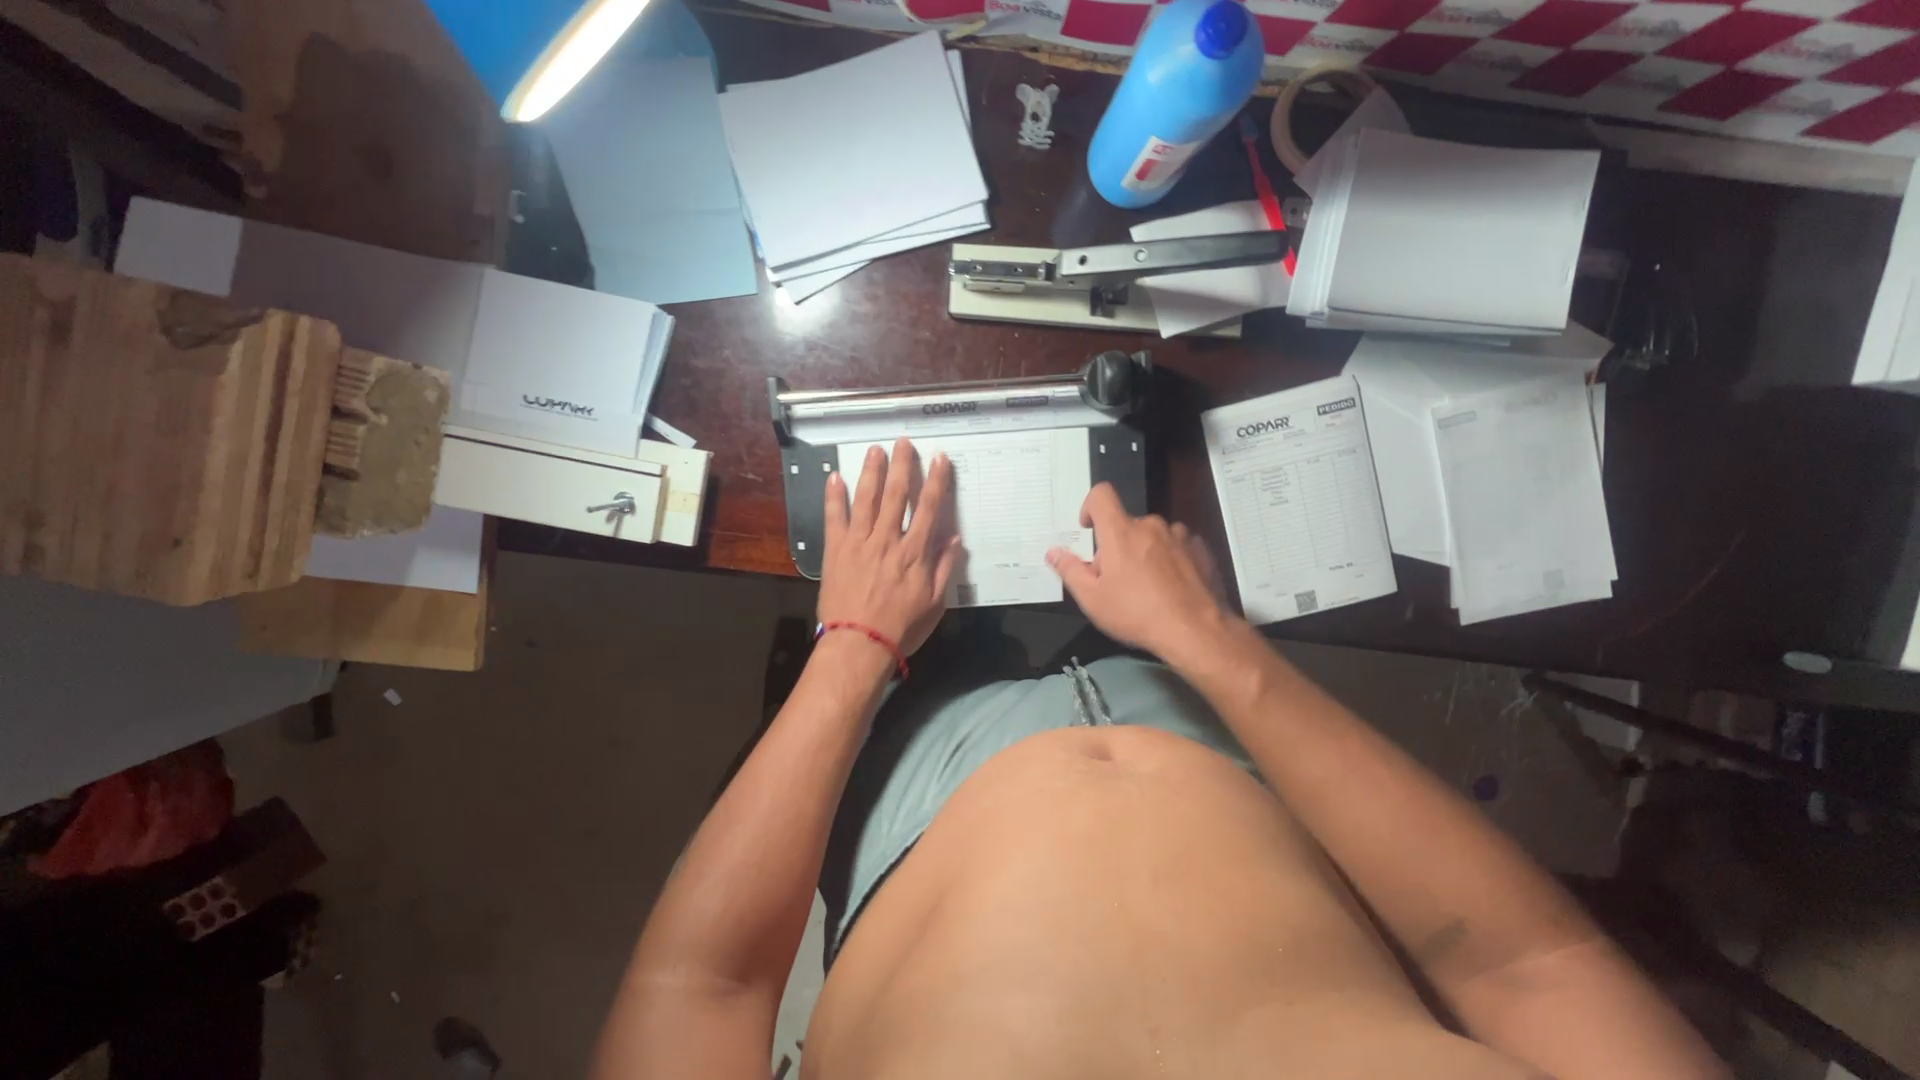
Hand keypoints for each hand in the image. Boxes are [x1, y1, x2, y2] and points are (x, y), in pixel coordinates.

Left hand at [819, 438, 961, 657]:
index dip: (935, 480)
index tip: (939, 458)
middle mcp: (887, 539)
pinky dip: (834, 497)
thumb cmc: (902, 627)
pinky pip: (834, 518)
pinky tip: (835, 477)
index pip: (928, 507)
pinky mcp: (835, 550)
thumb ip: (944, 568)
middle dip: (901, 466)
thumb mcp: (935, 602)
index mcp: (914, 552)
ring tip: (874, 450)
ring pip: (866, 499)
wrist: (859, 643)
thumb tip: (955, 538)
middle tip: (902, 443)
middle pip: (896, 494)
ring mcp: (859, 542)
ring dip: (871, 472)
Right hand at [1046, 483, 1235, 662]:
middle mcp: (1150, 525)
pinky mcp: (1200, 549)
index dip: (1090, 507)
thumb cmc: (1136, 614)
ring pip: (1152, 536)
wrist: (1195, 630)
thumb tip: (1054, 552)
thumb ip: (1070, 570)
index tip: (1090, 530)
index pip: (1101, 495)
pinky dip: (1169, 559)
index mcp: (1121, 532)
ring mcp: (1179, 535)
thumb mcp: (1093, 599)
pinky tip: (1171, 587)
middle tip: (1117, 580)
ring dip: (1145, 552)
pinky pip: (1176, 546)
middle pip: (1126, 524)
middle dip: (1117, 546)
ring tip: (1148, 587)